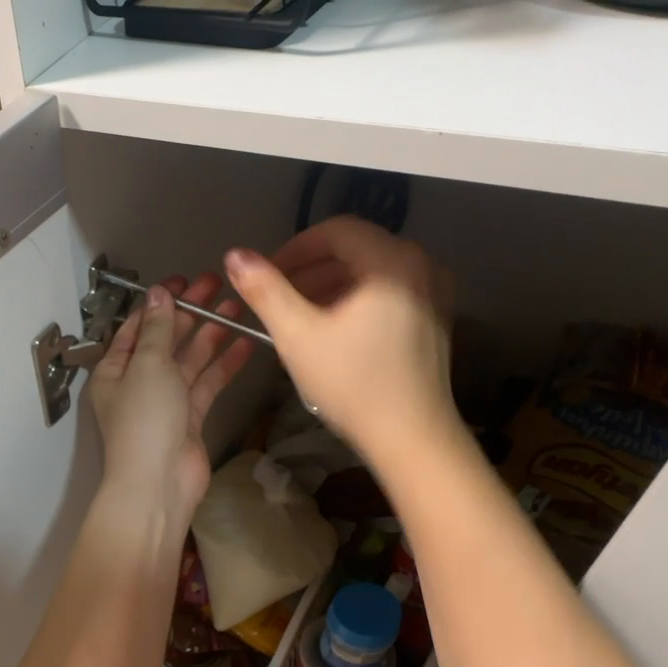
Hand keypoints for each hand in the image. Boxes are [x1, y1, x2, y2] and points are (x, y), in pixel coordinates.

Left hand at [88, 273, 253, 524]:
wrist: (159, 482)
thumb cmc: (145, 419)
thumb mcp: (147, 364)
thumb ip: (158, 328)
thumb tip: (158, 293)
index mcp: (114, 370)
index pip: (136, 328)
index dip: (158, 302)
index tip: (184, 279)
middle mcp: (136, 384)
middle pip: (165, 341)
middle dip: (189, 313)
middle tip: (218, 285)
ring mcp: (164, 402)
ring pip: (189, 361)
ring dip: (211, 335)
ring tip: (238, 307)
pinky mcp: (188, 419)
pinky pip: (206, 384)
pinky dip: (223, 364)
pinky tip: (245, 343)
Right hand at [224, 216, 461, 465]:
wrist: (411, 435)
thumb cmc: (352, 384)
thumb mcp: (298, 336)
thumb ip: (266, 290)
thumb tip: (235, 255)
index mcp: (392, 261)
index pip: (336, 231)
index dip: (294, 249)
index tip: (265, 275)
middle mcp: (421, 265)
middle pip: (355, 250)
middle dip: (309, 269)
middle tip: (275, 297)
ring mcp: (433, 293)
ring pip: (370, 273)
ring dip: (328, 287)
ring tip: (296, 317)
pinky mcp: (432, 320)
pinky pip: (386, 294)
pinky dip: (353, 302)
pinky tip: (330, 333)